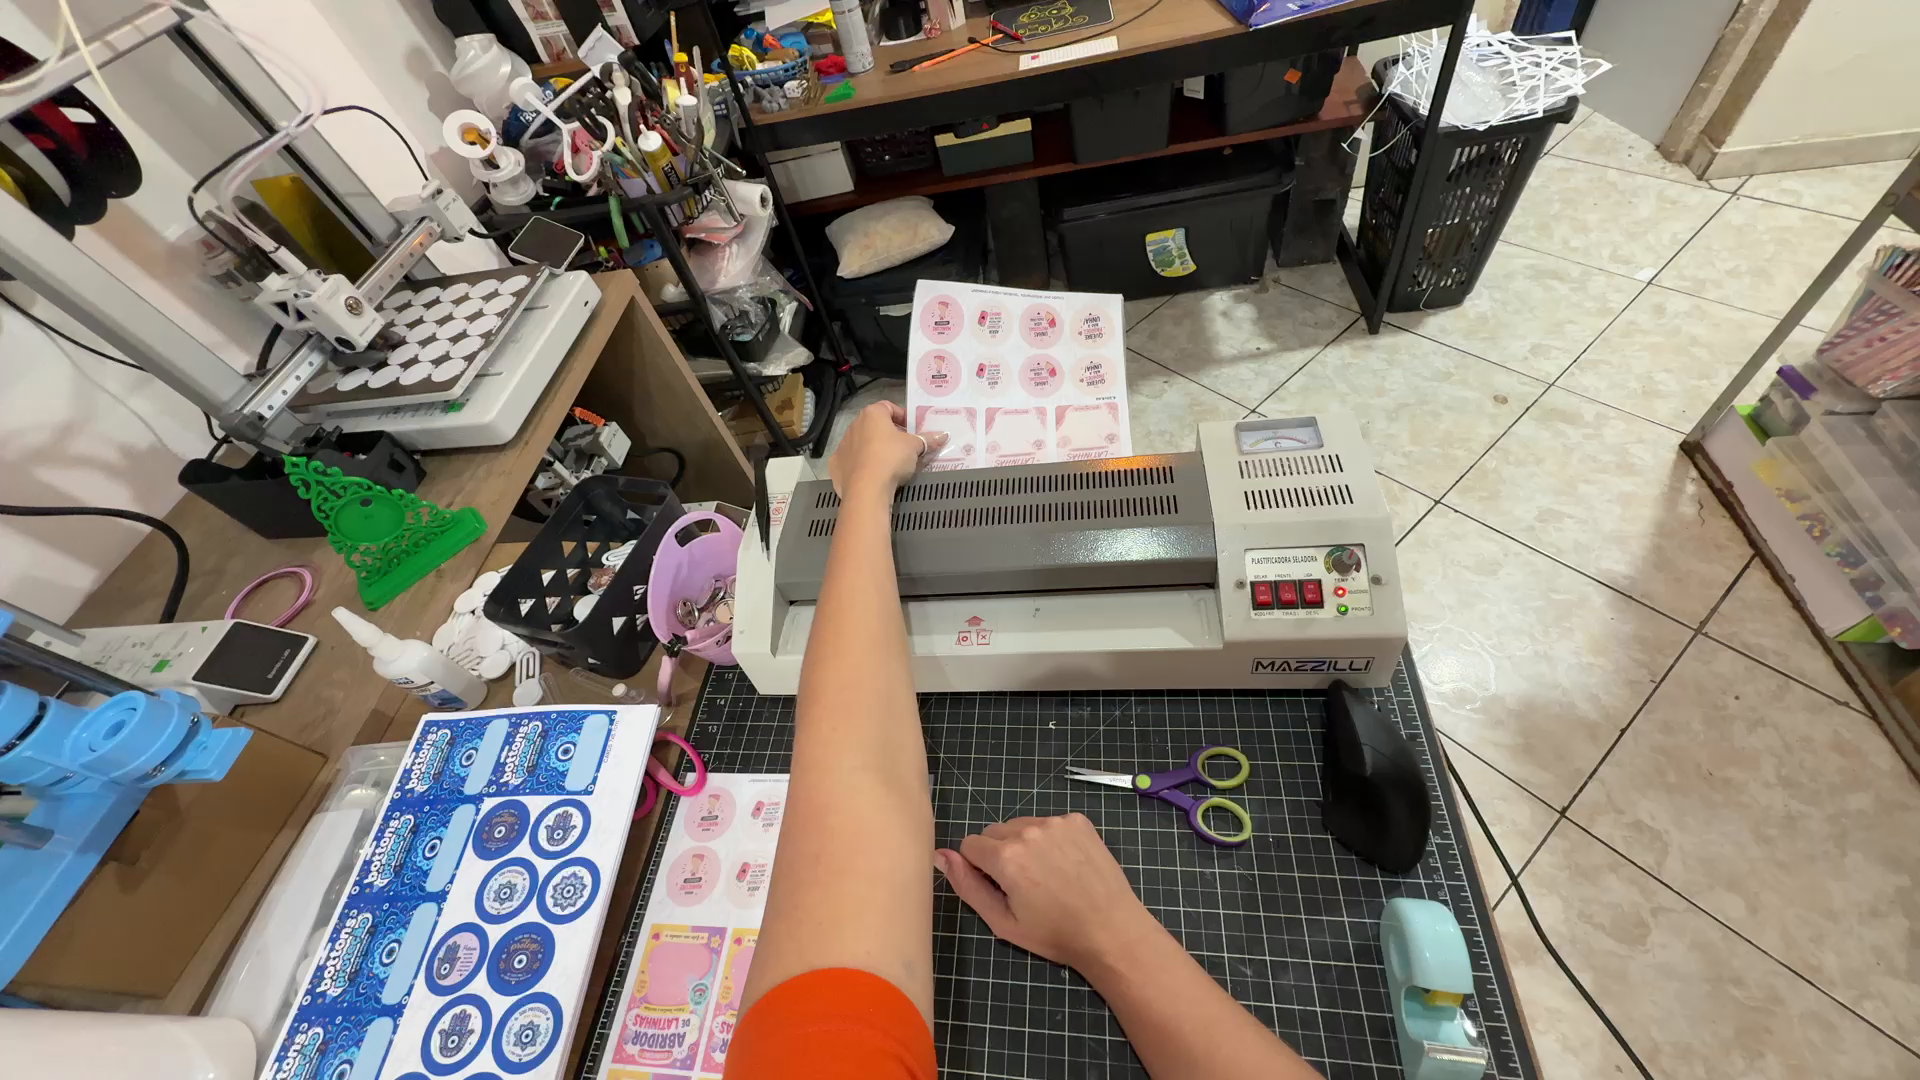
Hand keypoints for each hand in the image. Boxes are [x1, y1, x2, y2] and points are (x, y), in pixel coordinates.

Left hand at [829, 402, 944, 501]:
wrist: (867, 488)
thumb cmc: (891, 458)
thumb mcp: (915, 447)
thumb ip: (927, 439)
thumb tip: (943, 435)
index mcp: (872, 414)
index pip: (889, 407)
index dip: (902, 417)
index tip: (912, 430)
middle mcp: (854, 425)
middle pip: (874, 425)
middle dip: (889, 434)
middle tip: (904, 448)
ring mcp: (843, 445)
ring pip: (862, 443)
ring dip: (874, 448)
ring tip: (888, 463)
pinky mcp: (836, 465)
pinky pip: (851, 461)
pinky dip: (860, 465)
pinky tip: (871, 475)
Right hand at [936, 813, 1157, 971]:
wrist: (1111, 930)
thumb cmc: (1054, 934)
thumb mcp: (1003, 922)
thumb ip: (967, 886)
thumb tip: (941, 855)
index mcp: (1005, 856)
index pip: (969, 845)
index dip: (980, 869)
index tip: (1000, 888)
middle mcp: (1028, 829)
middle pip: (995, 832)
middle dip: (1000, 854)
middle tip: (1024, 886)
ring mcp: (1056, 821)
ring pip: (1022, 825)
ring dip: (1025, 844)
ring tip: (1048, 876)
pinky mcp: (1078, 820)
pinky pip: (1050, 823)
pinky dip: (1052, 839)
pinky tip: (1067, 864)